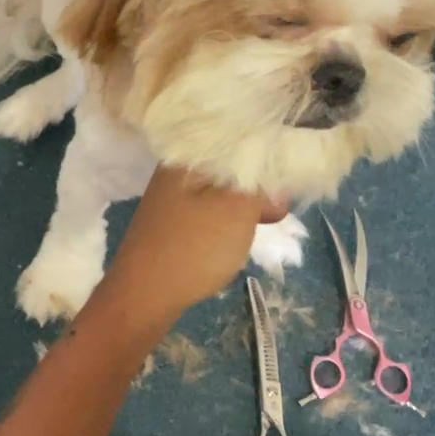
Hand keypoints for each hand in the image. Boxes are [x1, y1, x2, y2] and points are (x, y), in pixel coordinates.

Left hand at [83, 166, 284, 332]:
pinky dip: (228, 221)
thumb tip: (274, 179)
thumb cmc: (192, 248)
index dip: (269, 152)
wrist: (143, 297)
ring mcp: (170, 201)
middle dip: (259, 183)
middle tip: (276, 210)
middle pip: (228, 165)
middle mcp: (173, 174)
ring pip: (220, 191)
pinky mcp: (171, 226)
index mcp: (185, 158)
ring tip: (265, 220)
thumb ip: (259, 184)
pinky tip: (238, 236)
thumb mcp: (236, 209)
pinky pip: (208, 212)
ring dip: (245, 204)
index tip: (291, 174)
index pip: (235, 137)